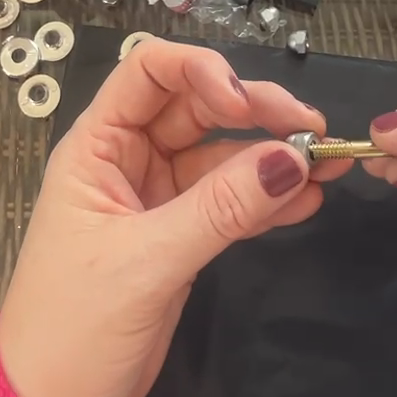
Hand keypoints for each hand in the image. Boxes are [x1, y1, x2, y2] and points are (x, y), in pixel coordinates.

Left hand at [0, 39, 348, 396]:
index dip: (199, 71)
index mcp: (98, 142)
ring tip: (325, 162)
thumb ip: (219, 209)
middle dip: (255, 111)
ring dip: (271, 156)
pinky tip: (306, 199)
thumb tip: (289, 161)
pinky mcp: (181, 231)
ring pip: (221, 154)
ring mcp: (158, 193)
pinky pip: (230, 201)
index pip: (148, 71)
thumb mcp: (145, 261)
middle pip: (197, 107)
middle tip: (311, 129)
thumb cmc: (72, 325)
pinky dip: (267, 199)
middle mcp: (129, 155)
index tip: (245, 104)